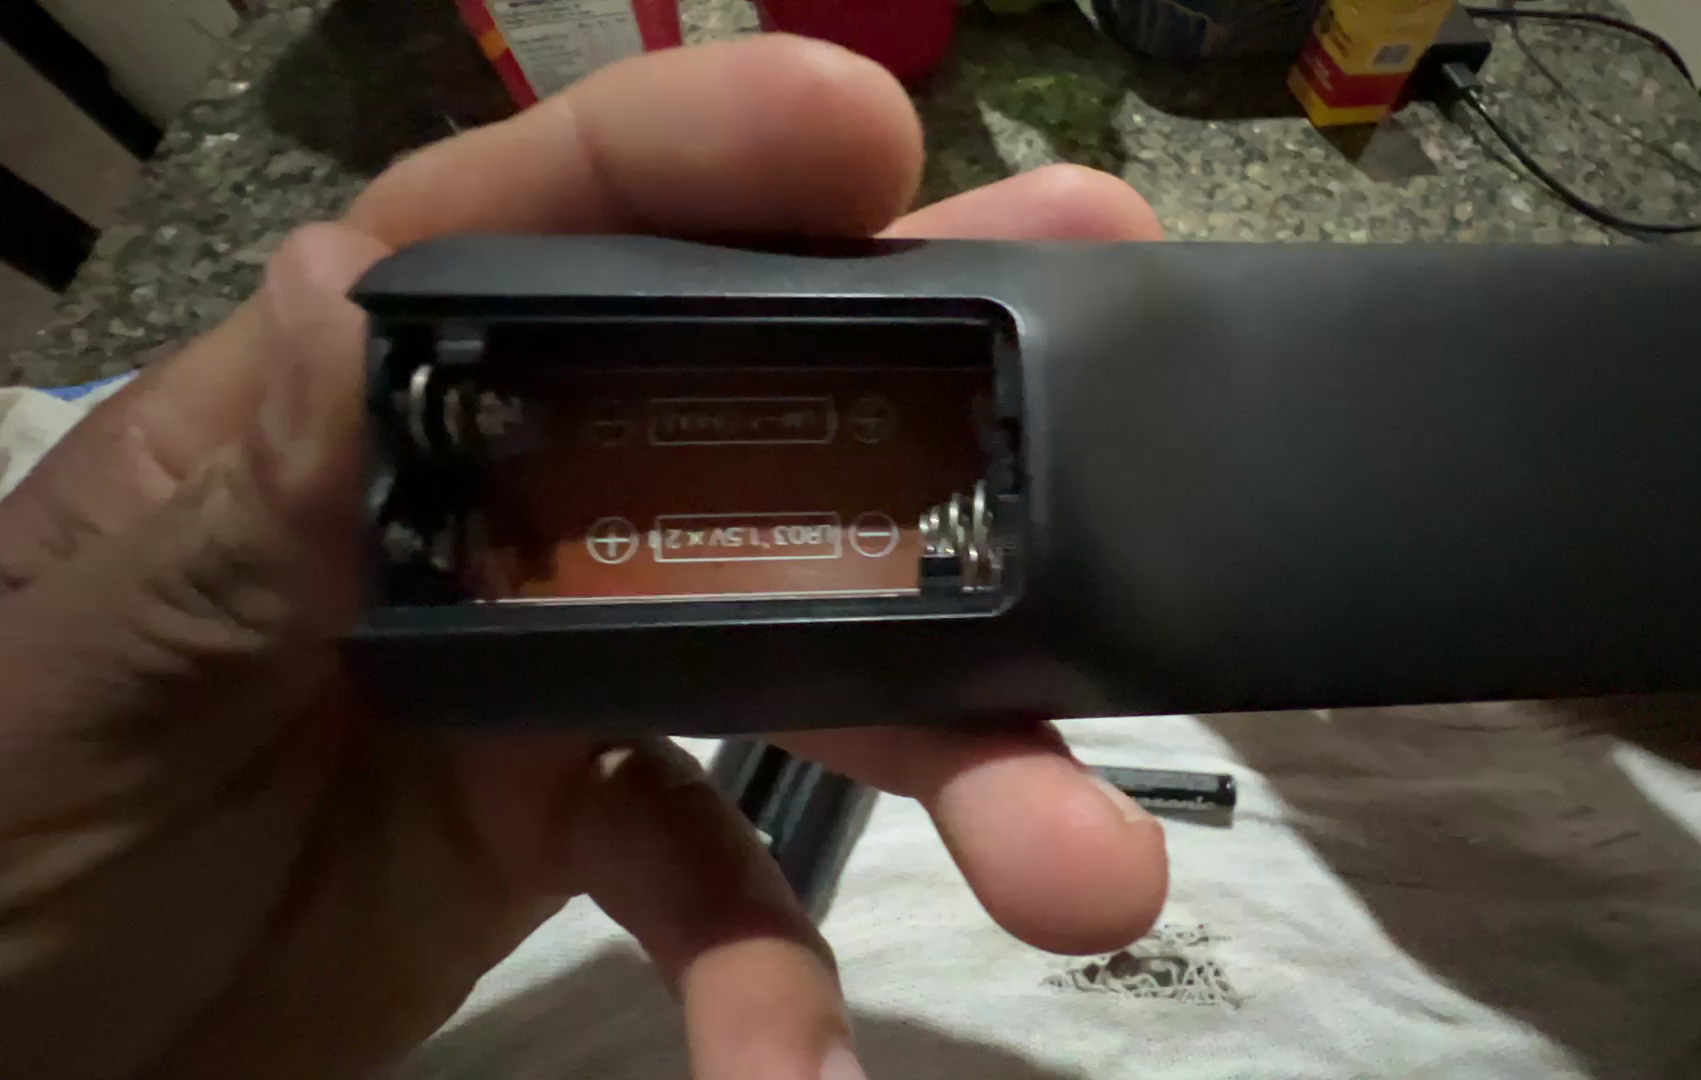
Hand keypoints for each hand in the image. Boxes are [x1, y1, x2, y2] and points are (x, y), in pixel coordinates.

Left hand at [0, 37, 1167, 1079]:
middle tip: (1128, 453)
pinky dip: (776, 957)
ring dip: (965, 768)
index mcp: (412, 382)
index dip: (733, 156)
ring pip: (832, 666)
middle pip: (800, 436)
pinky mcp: (616, 781)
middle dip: (968, 441)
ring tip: (1079, 862)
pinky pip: (741, 854)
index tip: (886, 138)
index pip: (583, 217)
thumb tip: (408, 289)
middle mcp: (550, 484)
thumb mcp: (129, 592)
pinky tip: (788, 1059)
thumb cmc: (19, 796)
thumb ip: (283, 434)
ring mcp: (606, 636)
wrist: (19, 1037)